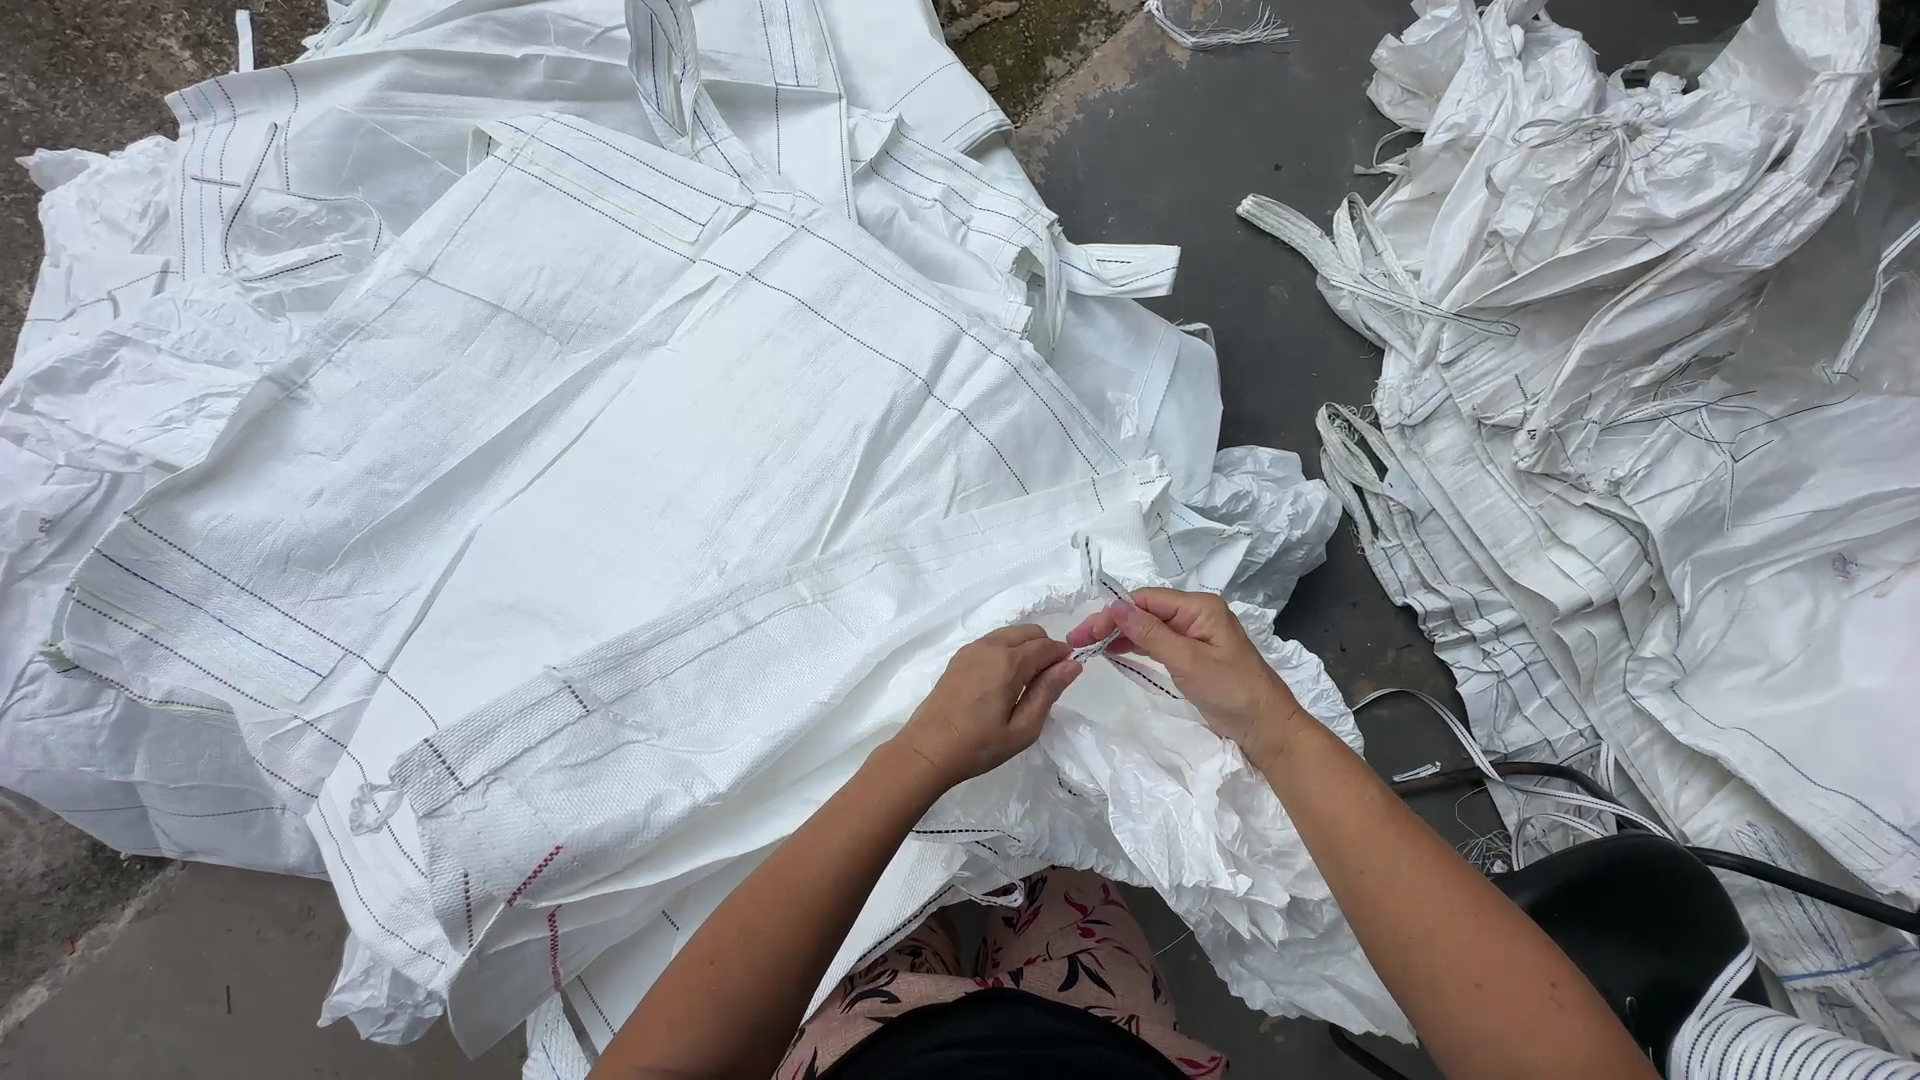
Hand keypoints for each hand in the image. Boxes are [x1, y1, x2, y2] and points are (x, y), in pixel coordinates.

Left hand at [890, 625, 1082, 788]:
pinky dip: (1006, 650)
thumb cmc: (979, 745)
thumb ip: (1048, 691)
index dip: (1062, 657)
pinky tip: (1003, 680)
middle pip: (1029, 632)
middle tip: (1046, 682)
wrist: (927, 750)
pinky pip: (992, 641)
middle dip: (1044, 648)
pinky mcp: (958, 658)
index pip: (1046, 646)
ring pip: (1010, 633)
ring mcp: (971, 649)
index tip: (1067, 676)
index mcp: (1008, 661)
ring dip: (1025, 647)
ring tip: (1025, 683)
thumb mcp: (1023, 727)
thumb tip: (1072, 664)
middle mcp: (989, 646)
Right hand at [1066, 588, 1309, 764]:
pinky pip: (1157, 642)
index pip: (1147, 600)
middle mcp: (1196, 615)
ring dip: (1119, 635)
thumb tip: (1116, 606)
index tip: (1087, 631)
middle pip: (1144, 611)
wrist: (1266, 727)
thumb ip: (1149, 633)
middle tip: (1078, 640)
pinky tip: (1114, 651)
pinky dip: (1135, 646)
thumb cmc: (1231, 691)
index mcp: (1200, 607)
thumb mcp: (1187, 661)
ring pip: (1148, 627)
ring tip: (1089, 646)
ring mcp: (1194, 635)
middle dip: (1111, 623)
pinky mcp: (1192, 655)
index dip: (1114, 612)